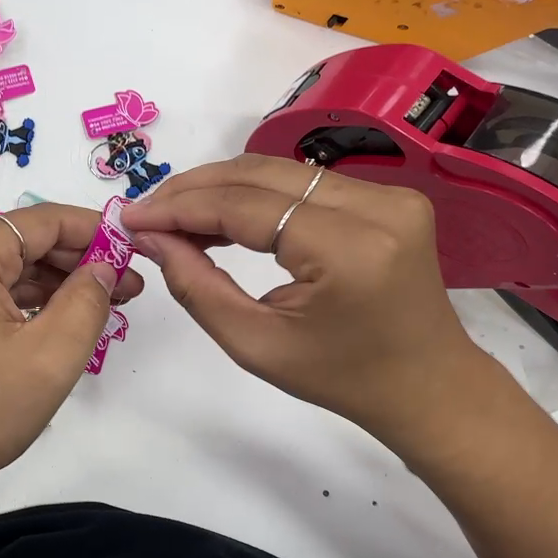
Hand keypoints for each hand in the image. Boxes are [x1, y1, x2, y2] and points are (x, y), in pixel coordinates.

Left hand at [0, 204, 144, 525]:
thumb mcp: (51, 356)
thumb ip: (87, 300)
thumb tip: (105, 266)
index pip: (38, 221)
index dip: (90, 229)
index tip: (133, 248)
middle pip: (24, 239)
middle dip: (78, 257)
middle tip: (130, 284)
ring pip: (12, 264)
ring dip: (59, 278)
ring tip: (111, 300)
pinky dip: (33, 297)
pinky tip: (70, 313)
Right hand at [120, 154, 497, 442]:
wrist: (427, 386)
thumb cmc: (339, 377)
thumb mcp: (253, 343)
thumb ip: (195, 284)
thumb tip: (148, 237)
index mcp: (350, 250)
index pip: (245, 207)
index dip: (180, 208)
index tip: (129, 218)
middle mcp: (377, 207)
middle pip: (260, 175)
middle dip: (192, 189)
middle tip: (144, 212)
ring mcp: (388, 196)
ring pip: (276, 171)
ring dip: (217, 187)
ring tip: (171, 215)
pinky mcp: (386, 196)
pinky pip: (299, 182)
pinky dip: (249, 193)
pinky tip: (216, 215)